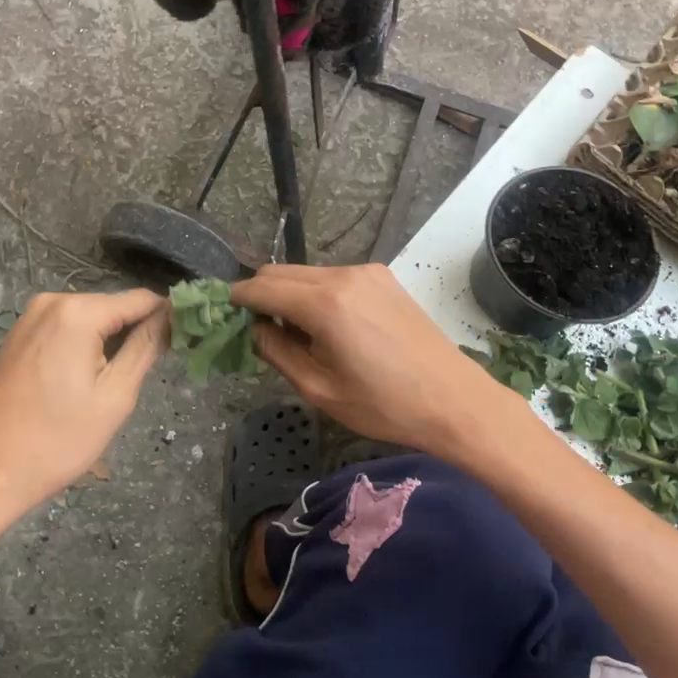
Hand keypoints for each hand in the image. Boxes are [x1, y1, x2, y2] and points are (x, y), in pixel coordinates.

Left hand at [0, 289, 167, 588]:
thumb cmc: (54, 441)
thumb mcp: (114, 397)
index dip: (168, 319)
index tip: (186, 346)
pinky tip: (80, 387)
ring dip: (108, 346)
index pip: (141, 300)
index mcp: (77, 312)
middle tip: (142, 381)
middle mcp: (51, 302)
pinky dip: (82, 351)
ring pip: (90, 322)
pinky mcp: (17, 337)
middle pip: (114, 309)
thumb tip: (170, 316)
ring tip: (110, 390)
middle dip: (134, 335)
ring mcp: (28, 318)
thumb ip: (145, 348)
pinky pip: (65, 332)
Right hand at [230, 264, 512, 456]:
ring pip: (306, 273)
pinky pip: (334, 278)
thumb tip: (255, 329)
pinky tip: (329, 328)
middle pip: (280, 272)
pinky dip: (317, 295)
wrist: (453, 401)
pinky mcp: (384, 278)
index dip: (236, 301)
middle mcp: (343, 275)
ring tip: (298, 336)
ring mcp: (367, 272)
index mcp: (323, 304)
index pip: (260, 288)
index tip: (224, 318)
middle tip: (258, 332)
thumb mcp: (318, 389)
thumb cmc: (383, 405)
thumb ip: (277, 352)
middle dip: (260, 296)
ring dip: (290, 295)